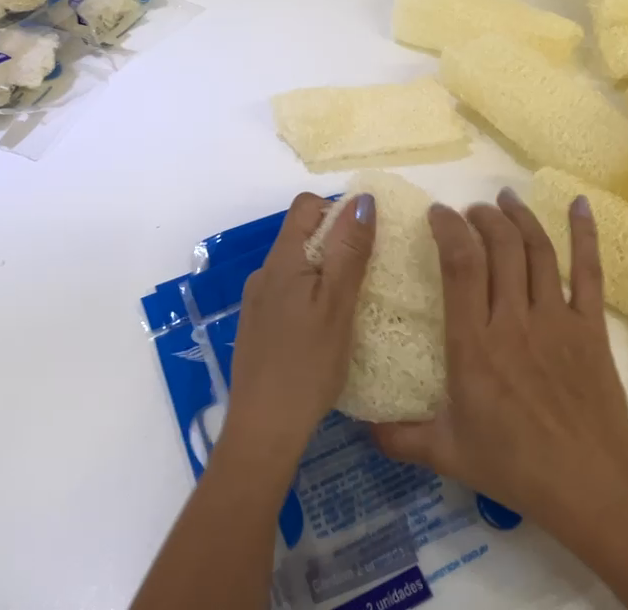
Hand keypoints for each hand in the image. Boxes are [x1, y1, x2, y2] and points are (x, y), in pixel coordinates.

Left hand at [218, 192, 375, 461]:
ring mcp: (258, 301)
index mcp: (282, 260)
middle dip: (338, 244)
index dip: (339, 211)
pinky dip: (313, 297)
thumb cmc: (307, 364)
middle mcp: (264, 273)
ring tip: (354, 305)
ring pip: (298, 267)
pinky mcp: (258, 326)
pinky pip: (290, 293)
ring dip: (327, 273)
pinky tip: (328, 330)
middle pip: (302, 234)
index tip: (367, 241)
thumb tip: (362, 199)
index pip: (306, 206)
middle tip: (369, 277)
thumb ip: (350, 250)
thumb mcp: (338, 305)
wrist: (263, 427)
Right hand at [373, 189, 627, 539]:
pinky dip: (585, 235)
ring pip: (538, 251)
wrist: (591, 485)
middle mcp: (513, 321)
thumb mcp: (446, 454)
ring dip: (520, 218)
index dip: (448, 230)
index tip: (437, 215)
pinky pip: (589, 272)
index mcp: (474, 344)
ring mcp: (556, 320)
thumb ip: (400, 437)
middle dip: (482, 218)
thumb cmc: (514, 468)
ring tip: (504, 200)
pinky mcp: (591, 327)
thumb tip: (361, 425)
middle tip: (470, 211)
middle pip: (500, 247)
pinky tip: (579, 204)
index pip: (460, 266)